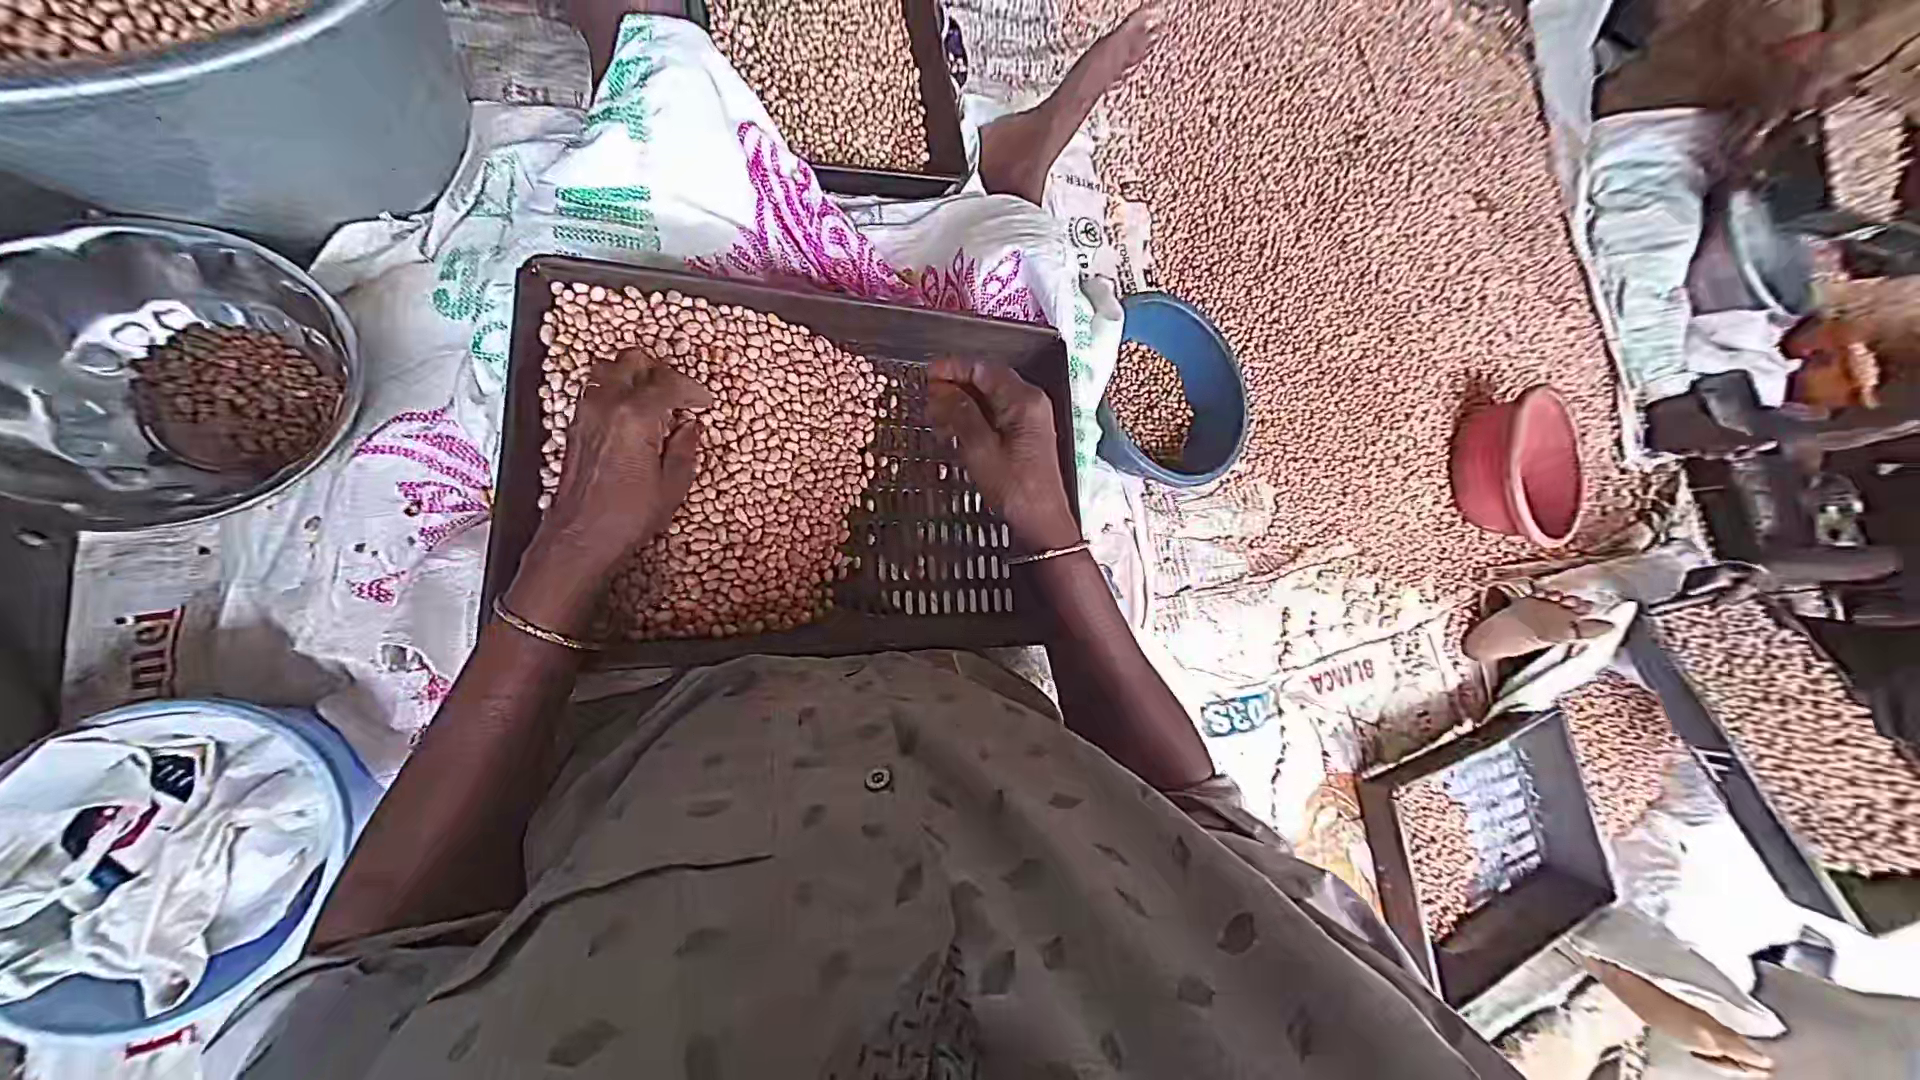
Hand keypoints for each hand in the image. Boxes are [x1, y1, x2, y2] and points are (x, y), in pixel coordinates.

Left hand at [539, 347, 713, 567]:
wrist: (580, 536)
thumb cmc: (627, 516)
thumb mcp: (672, 485)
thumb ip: (685, 448)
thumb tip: (690, 428)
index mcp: (635, 416)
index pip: (668, 383)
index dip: (692, 390)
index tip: (705, 403)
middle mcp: (606, 405)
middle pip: (634, 362)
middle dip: (662, 372)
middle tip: (682, 394)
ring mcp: (585, 412)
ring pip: (610, 369)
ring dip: (636, 376)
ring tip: (658, 399)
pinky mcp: (575, 425)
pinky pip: (597, 389)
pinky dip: (618, 390)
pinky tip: (635, 414)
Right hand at [927, 356, 1078, 548]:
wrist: (1040, 522)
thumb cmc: (1013, 487)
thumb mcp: (980, 448)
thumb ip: (960, 413)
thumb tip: (941, 389)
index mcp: (1024, 399)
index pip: (984, 368)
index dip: (953, 368)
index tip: (926, 374)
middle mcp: (1029, 403)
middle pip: (986, 381)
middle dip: (954, 386)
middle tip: (926, 398)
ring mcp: (1028, 420)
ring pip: (988, 399)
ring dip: (960, 404)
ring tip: (933, 417)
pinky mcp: (1023, 436)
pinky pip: (993, 416)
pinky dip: (971, 419)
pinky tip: (951, 431)